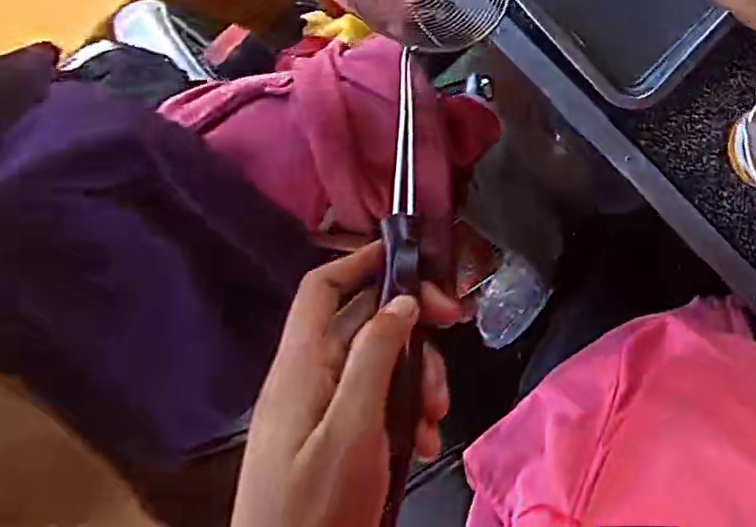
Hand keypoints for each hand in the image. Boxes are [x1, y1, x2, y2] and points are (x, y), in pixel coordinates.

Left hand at [232, 243, 460, 526]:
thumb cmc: (314, 513)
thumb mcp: (351, 432)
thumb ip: (375, 359)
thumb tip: (401, 300)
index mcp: (301, 365)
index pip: (322, 288)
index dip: (360, 261)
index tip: (408, 255)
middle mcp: (309, 378)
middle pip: (363, 321)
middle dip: (411, 323)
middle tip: (454, 324)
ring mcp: (321, 410)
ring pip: (378, 362)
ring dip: (416, 374)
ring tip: (437, 411)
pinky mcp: (335, 439)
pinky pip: (376, 402)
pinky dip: (406, 410)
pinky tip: (426, 439)